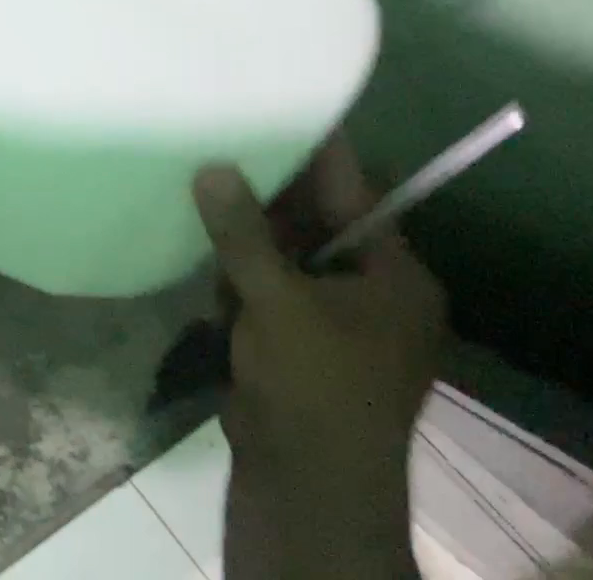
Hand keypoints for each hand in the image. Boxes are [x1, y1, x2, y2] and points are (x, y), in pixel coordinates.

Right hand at [194, 141, 447, 488]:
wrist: (302, 479)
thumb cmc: (311, 383)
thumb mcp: (277, 301)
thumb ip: (242, 233)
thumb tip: (211, 167)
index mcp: (395, 278)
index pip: (356, 197)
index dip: (320, 157)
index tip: (280, 112)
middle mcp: (371, 292)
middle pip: (315, 225)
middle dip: (266, 198)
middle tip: (217, 151)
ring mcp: (333, 319)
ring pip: (283, 256)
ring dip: (244, 241)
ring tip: (198, 200)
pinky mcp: (296, 340)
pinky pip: (266, 288)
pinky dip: (238, 279)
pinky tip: (206, 270)